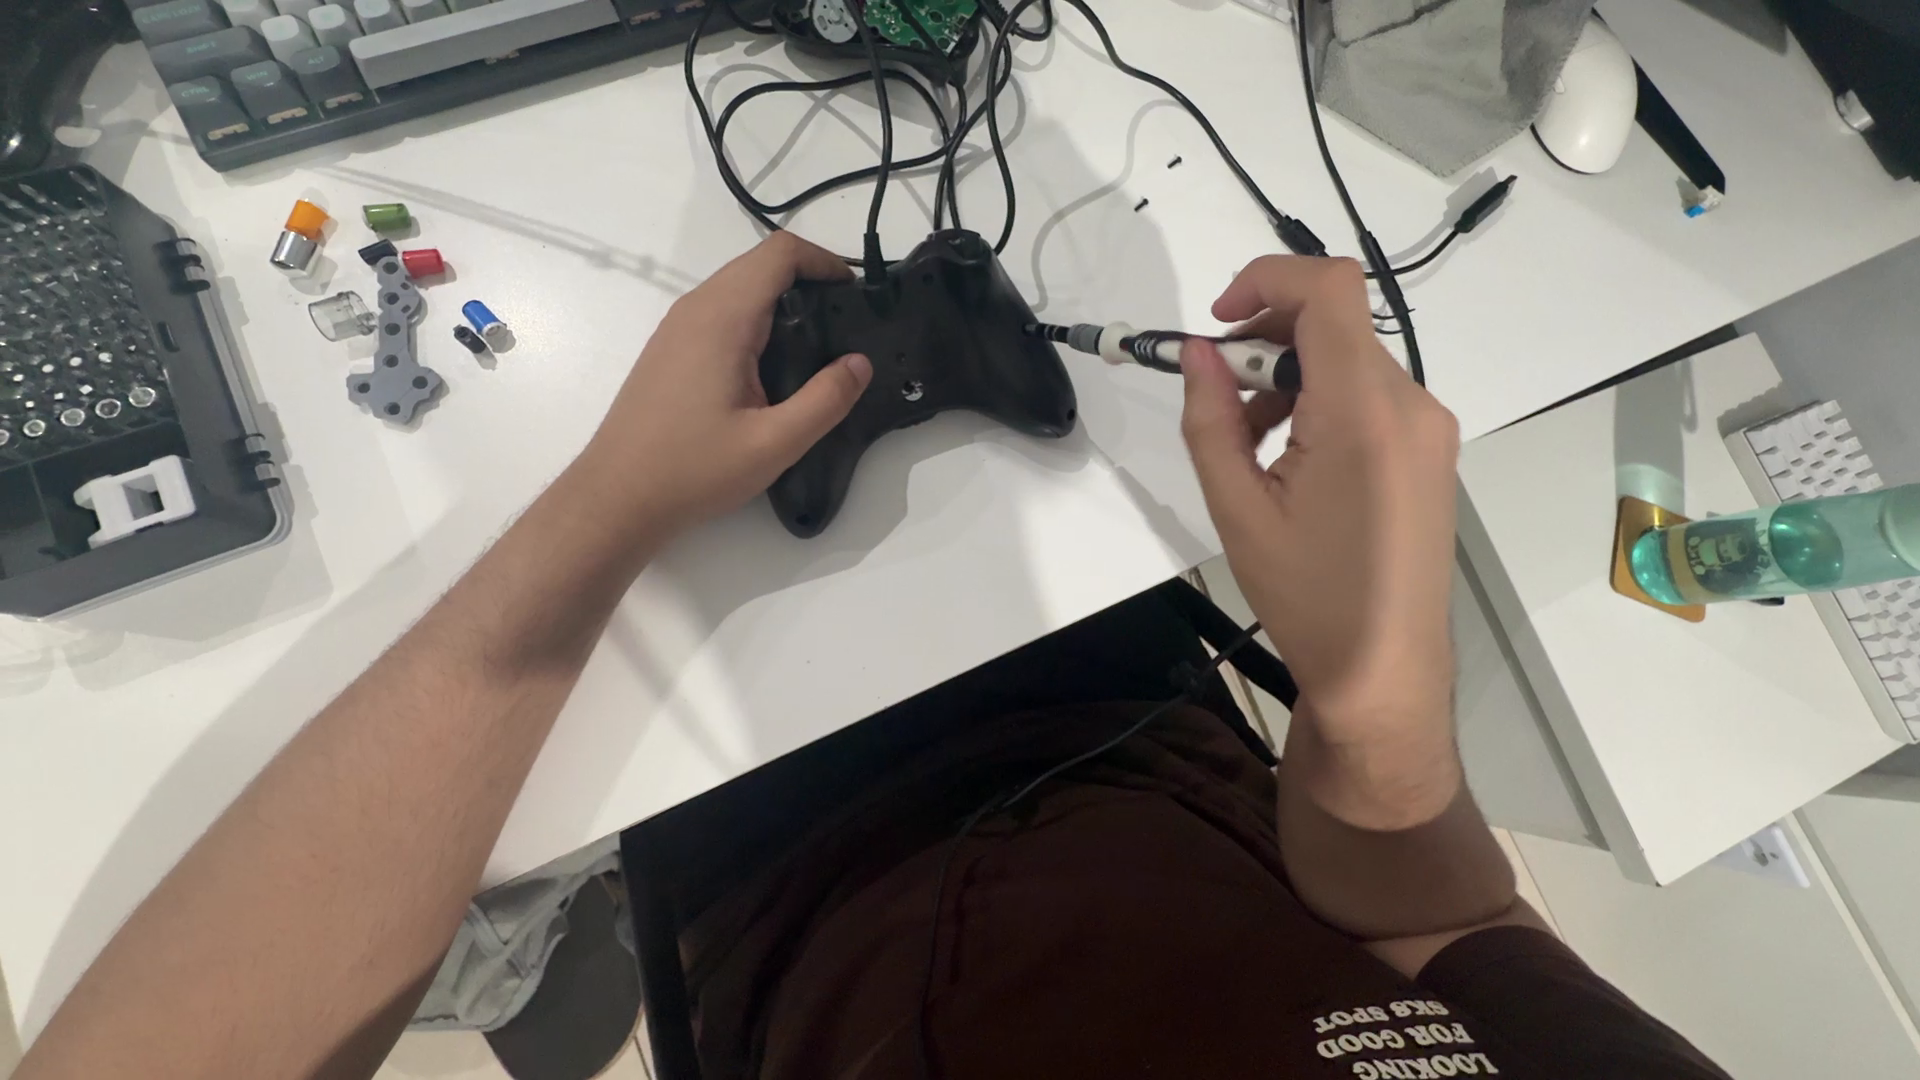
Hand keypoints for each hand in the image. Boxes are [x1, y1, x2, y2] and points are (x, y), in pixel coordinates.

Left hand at [573, 232, 872, 541]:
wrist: (618, 497)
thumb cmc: (694, 470)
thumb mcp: (774, 443)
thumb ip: (825, 400)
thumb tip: (860, 363)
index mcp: (723, 319)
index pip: (780, 255)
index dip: (825, 262)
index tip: (857, 294)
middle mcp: (695, 310)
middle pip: (760, 265)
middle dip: (810, 282)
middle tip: (847, 325)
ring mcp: (677, 329)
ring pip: (740, 290)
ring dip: (784, 303)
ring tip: (820, 349)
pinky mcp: (671, 351)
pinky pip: (723, 315)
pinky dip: (759, 323)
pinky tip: (775, 370)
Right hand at [1180, 257, 1458, 746]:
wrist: (1382, 669)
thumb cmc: (1305, 593)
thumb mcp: (1237, 508)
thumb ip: (1209, 420)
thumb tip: (1196, 353)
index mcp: (1363, 411)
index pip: (1329, 288)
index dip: (1265, 278)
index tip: (1215, 321)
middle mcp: (1411, 405)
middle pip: (1334, 325)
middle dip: (1263, 342)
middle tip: (1215, 399)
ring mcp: (1429, 430)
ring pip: (1348, 363)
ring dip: (1286, 380)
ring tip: (1247, 447)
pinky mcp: (1429, 453)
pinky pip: (1368, 399)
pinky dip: (1318, 404)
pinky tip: (1288, 462)